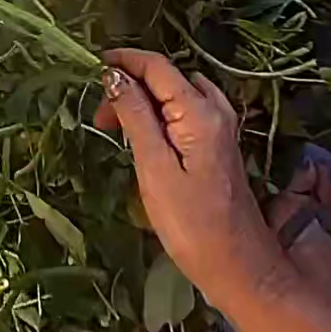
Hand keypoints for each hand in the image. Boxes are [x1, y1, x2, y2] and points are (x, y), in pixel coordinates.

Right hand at [92, 49, 293, 308]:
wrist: (241, 272)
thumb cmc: (192, 225)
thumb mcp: (155, 168)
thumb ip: (135, 114)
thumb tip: (113, 74)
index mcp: (198, 111)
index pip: (156, 65)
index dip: (122, 60)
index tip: (89, 67)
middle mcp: (214, 108)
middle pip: (164, 76)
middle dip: (127, 84)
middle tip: (99, 116)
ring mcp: (220, 124)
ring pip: (172, 92)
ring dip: (141, 98)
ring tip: (114, 125)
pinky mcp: (218, 141)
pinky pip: (183, 108)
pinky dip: (157, 111)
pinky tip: (143, 133)